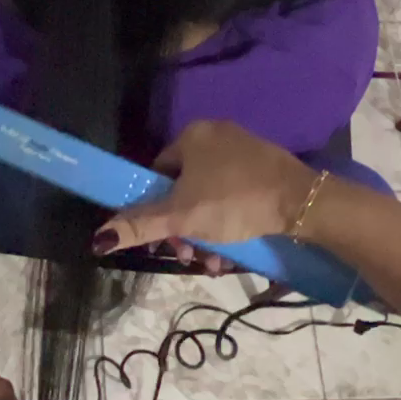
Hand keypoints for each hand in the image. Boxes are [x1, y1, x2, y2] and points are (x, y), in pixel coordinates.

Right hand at [93, 120, 317, 250]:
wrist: (302, 203)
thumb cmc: (234, 202)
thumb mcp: (181, 217)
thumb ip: (140, 226)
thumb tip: (98, 239)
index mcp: (191, 136)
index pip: (156, 174)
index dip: (153, 209)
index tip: (161, 239)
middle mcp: (215, 136)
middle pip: (183, 190)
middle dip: (183, 229)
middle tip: (189, 256)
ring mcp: (243, 151)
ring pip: (209, 198)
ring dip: (205, 235)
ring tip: (213, 263)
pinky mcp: (265, 169)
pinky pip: (234, 197)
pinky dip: (229, 224)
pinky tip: (232, 253)